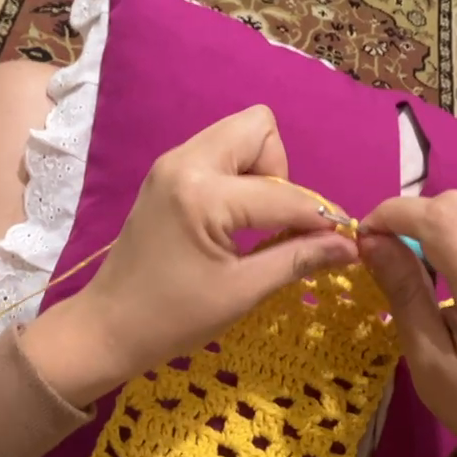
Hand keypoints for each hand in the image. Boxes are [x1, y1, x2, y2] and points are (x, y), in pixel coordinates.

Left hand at [20, 105, 357, 404]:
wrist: (107, 328)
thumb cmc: (172, 319)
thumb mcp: (242, 292)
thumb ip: (298, 259)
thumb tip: (350, 245)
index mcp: (202, 194)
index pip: (282, 192)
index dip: (319, 217)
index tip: (341, 242)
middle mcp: (185, 162)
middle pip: (259, 128)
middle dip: (282, 173)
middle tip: (275, 223)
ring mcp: (171, 164)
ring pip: (238, 135)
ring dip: (261, 172)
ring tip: (254, 223)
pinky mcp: (165, 175)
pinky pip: (218, 153)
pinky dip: (239, 177)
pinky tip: (233, 220)